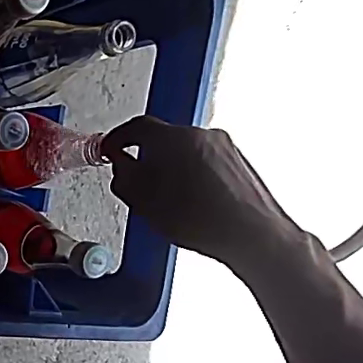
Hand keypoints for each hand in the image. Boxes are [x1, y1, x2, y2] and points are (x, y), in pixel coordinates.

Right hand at [103, 117, 304, 270]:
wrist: (253, 235)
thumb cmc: (202, 220)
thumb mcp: (143, 202)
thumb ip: (123, 176)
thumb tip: (120, 165)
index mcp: (172, 138)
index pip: (136, 127)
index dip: (117, 138)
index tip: (109, 148)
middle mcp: (200, 134)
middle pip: (161, 137)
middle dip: (144, 155)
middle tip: (134, 178)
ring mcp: (223, 145)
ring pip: (184, 149)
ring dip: (169, 166)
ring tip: (165, 198)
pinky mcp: (237, 160)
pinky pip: (203, 159)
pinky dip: (190, 173)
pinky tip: (189, 201)